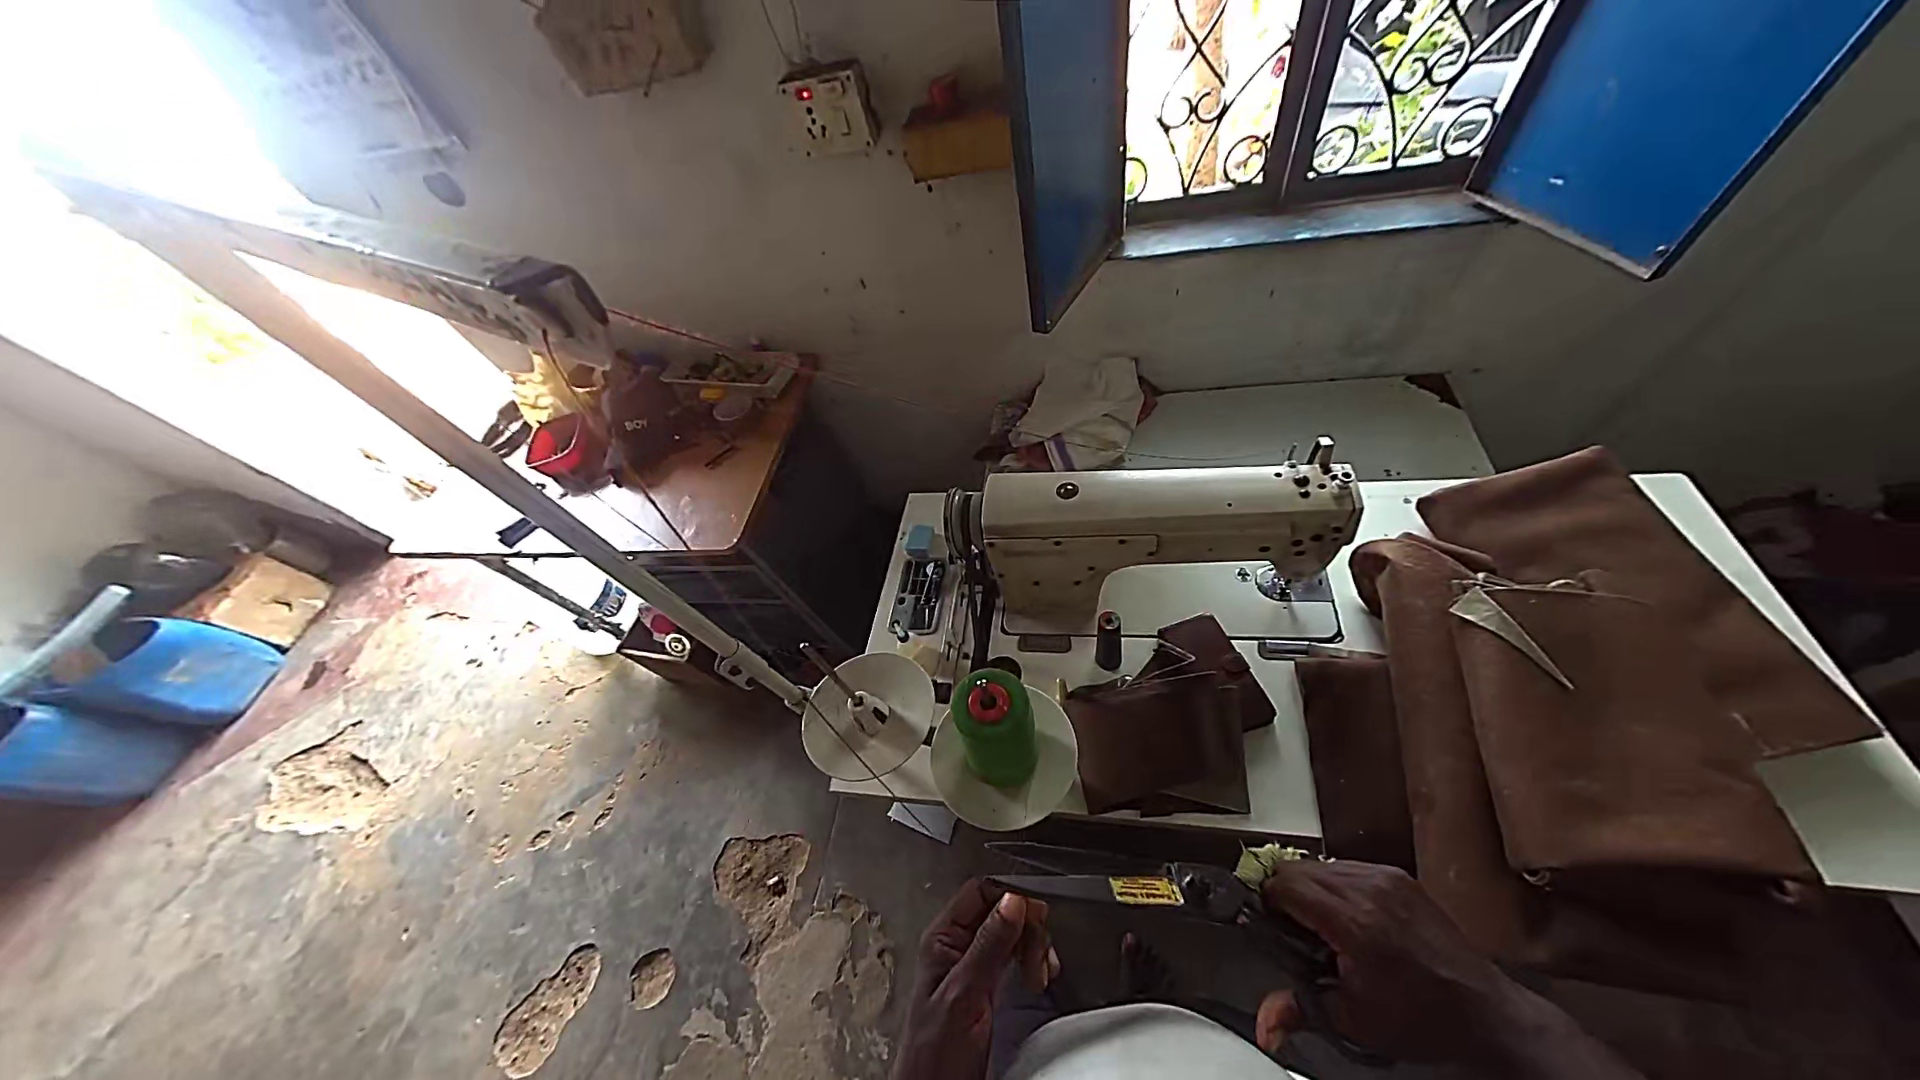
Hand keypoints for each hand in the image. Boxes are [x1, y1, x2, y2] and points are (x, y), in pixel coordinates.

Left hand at [891, 879, 1056, 1079]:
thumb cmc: (933, 1053)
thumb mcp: (964, 994)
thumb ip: (988, 946)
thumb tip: (1012, 901)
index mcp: (943, 937)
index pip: (980, 892)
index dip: (1008, 896)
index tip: (1033, 914)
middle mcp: (958, 946)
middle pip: (1001, 910)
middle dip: (1026, 926)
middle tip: (1037, 954)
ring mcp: (975, 965)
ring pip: (1013, 932)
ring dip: (1033, 946)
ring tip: (1038, 972)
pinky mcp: (990, 986)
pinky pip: (1017, 956)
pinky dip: (1033, 961)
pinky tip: (1037, 976)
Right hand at [1255, 861, 1638, 1078]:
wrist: (1488, 1017)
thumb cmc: (1424, 1020)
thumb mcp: (1355, 1021)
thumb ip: (1300, 1010)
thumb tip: (1263, 1024)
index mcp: (1352, 921)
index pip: (1284, 883)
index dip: (1270, 903)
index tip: (1274, 925)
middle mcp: (1367, 889)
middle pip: (1296, 868)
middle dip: (1287, 894)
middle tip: (1296, 929)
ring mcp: (1385, 878)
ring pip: (1320, 863)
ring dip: (1310, 886)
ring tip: (1323, 923)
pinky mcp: (1398, 876)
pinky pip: (1346, 865)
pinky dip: (1337, 883)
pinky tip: (1348, 914)